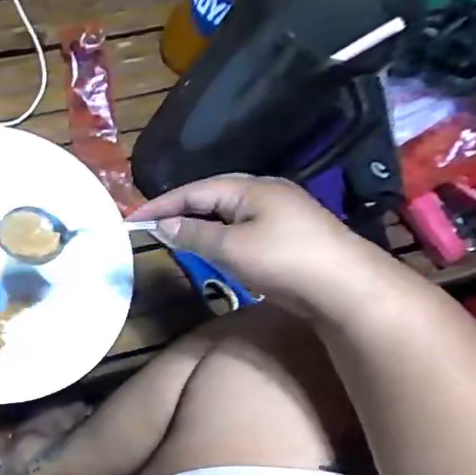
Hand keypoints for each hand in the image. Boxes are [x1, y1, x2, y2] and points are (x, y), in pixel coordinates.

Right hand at [128, 174, 396, 315]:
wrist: (343, 286)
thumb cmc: (284, 260)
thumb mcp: (231, 247)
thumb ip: (194, 234)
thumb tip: (163, 225)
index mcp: (251, 188)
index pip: (195, 190)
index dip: (162, 204)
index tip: (132, 218)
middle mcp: (265, 193)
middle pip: (212, 195)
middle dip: (179, 208)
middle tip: (150, 224)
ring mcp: (278, 214)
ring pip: (227, 213)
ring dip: (198, 222)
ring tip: (172, 234)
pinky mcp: (285, 236)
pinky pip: (240, 228)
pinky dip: (217, 235)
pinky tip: (208, 247)